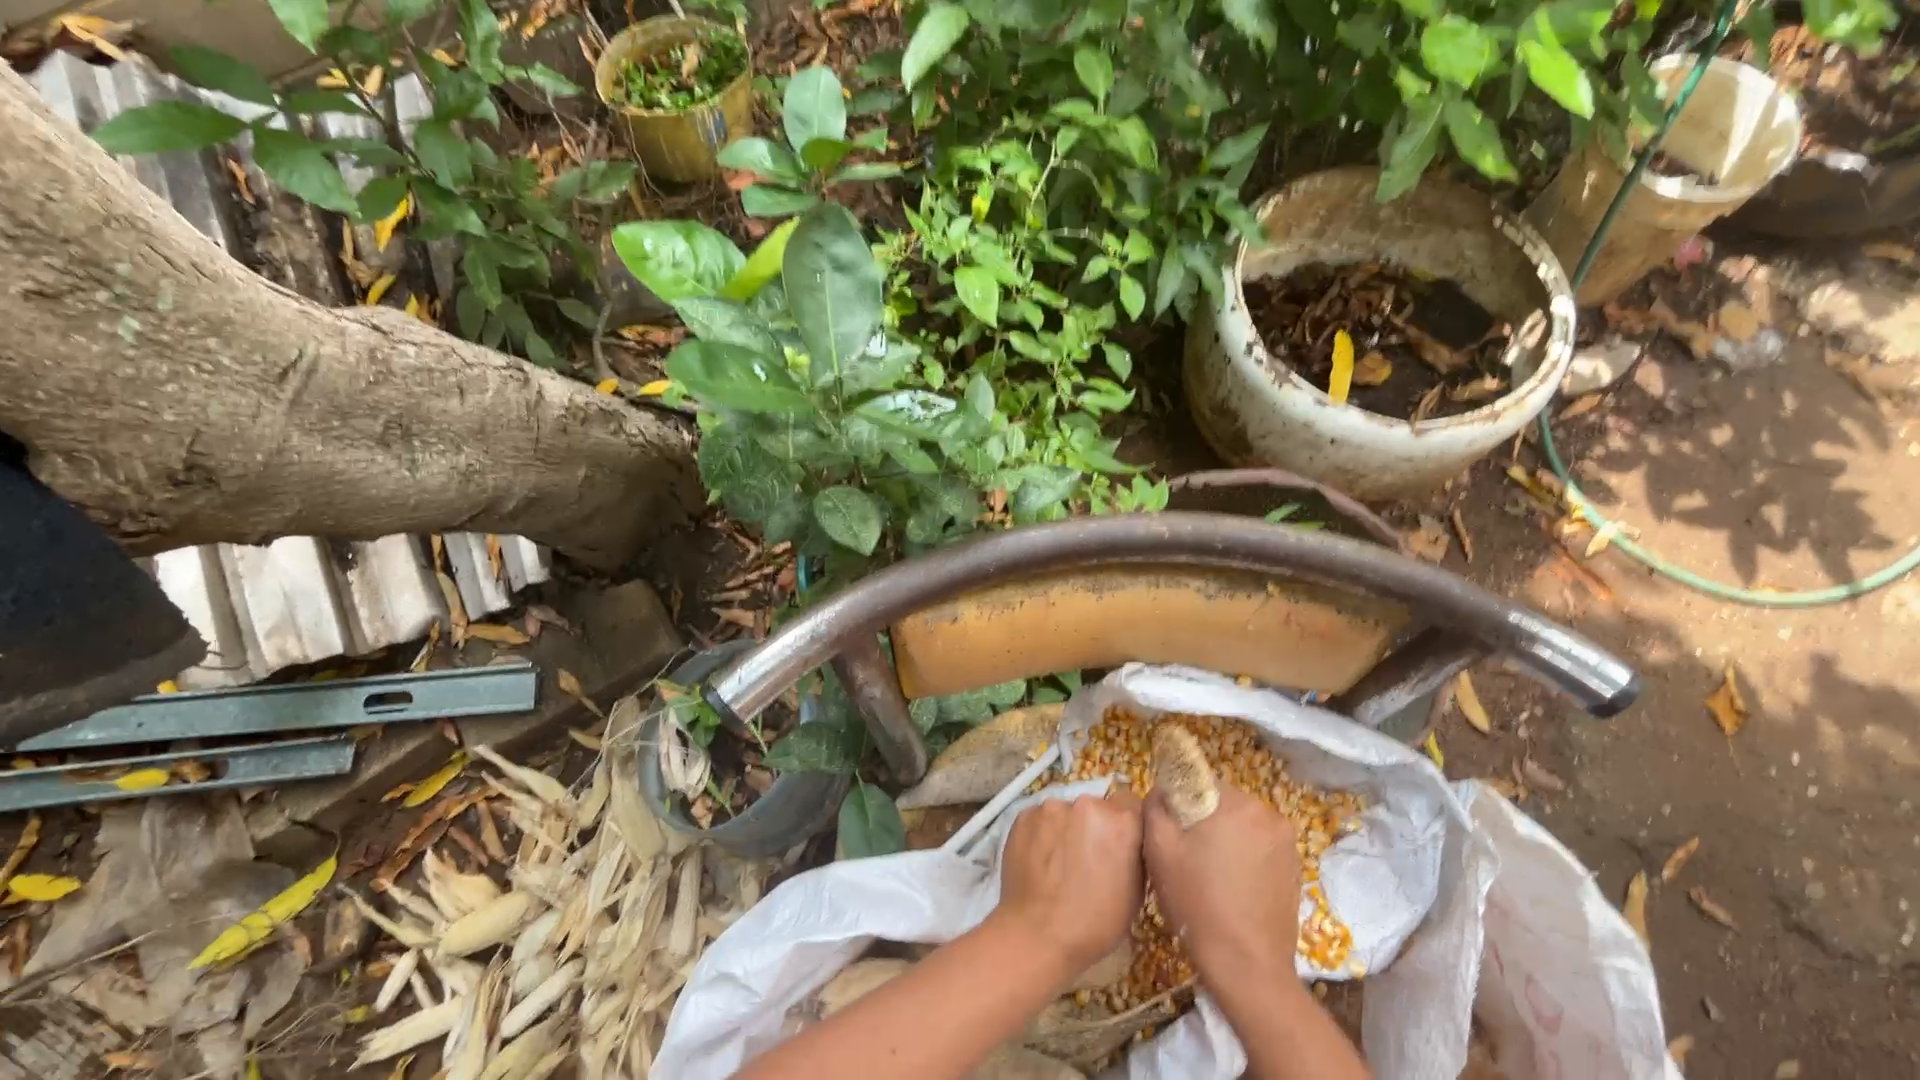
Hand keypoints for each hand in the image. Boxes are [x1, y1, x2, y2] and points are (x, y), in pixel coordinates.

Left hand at [994, 794, 1144, 977]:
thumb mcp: (1136, 893)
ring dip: (1068, 828)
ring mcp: (1051, 807)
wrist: (1036, 936)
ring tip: (1060, 862)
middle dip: (1096, 826)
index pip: (1133, 806)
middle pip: (1098, 807)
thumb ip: (1136, 853)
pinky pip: (1041, 819)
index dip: (1128, 826)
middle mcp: (1087, 805)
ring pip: (1067, 812)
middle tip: (1089, 857)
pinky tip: (1040, 860)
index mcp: (1122, 822)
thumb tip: (1131, 840)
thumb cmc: (1095, 924)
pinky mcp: (1023, 816)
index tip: (1121, 846)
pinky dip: (1043, 834)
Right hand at [1143, 784, 1300, 990]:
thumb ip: (1155, 807)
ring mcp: (1287, 841)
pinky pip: (1260, 847)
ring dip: (1226, 839)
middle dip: (1204, 821)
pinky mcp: (1296, 867)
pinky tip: (1233, 888)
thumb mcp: (1159, 852)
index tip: (1173, 835)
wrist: (1246, 965)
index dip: (1179, 805)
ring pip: (1242, 825)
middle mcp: (1268, 813)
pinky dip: (1245, 858)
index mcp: (1236, 803)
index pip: (1198, 782)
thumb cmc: (1197, 904)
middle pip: (1222, 803)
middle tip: (1188, 858)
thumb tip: (1161, 790)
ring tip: (1211, 876)